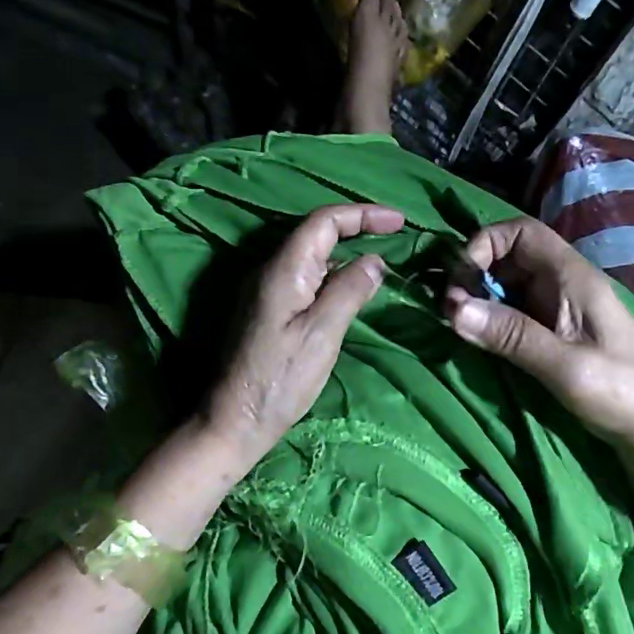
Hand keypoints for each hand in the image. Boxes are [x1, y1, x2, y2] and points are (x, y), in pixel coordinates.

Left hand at [202, 204, 405, 466]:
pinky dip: (333, 274)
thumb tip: (375, 260)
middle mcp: (270, 271)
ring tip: (381, 260)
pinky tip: (351, 289)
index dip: (362, 214)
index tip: (399, 221)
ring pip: (311, 257)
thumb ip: (349, 291)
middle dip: (356, 227)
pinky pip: (305, 278)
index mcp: (283, 270)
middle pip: (315, 233)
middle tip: (394, 235)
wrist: (234, 420)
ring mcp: (266, 291)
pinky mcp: (268, 311)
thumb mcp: (322, 334)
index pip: (324, 222)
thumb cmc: (279, 379)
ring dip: (346, 251)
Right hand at [445, 217, 633, 457]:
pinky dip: (492, 322)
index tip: (461, 279)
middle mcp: (563, 286)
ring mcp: (559, 311)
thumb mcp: (566, 366)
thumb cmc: (623, 391)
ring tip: (457, 326)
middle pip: (509, 259)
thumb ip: (511, 336)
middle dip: (474, 276)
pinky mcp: (555, 336)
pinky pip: (515, 315)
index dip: (485, 244)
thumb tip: (453, 308)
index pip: (522, 232)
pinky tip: (479, 341)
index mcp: (572, 278)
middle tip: (450, 311)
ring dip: (479, 301)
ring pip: (508, 288)